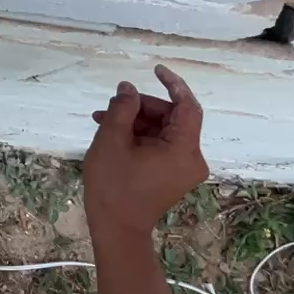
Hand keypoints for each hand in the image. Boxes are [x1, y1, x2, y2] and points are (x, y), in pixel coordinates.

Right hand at [84, 64, 208, 242]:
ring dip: (134, 120)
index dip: (174, 84)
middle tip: (109, 107)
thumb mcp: (111, 139)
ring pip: (162, 129)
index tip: (155, 69)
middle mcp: (191, 158)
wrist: (117, 225)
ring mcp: (183, 167)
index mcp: (183, 150)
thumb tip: (128, 89)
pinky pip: (159, 143)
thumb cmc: (113, 182)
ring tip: (102, 120)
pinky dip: (138, 134)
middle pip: (171, 117)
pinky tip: (111, 132)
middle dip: (141, 107)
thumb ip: (122, 109)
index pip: (188, 108)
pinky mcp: (172, 173)